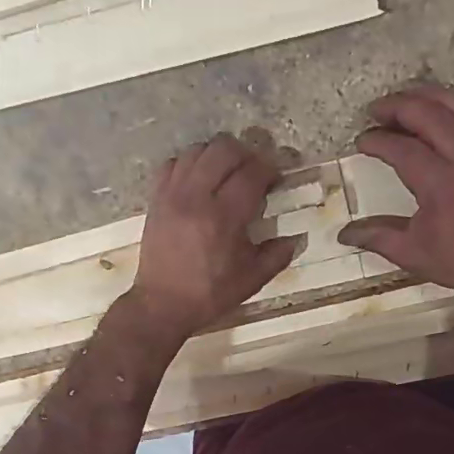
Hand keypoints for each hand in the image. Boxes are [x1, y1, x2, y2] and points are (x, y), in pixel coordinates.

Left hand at [130, 132, 298, 339]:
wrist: (163, 303)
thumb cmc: (212, 293)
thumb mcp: (254, 278)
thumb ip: (279, 254)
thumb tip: (296, 237)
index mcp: (225, 218)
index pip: (251, 173)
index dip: (269, 169)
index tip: (277, 178)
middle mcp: (197, 198)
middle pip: (223, 150)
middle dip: (246, 155)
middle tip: (254, 172)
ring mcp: (172, 194)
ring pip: (197, 150)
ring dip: (218, 156)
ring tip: (228, 173)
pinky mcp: (157, 198)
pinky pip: (174, 163)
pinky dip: (191, 163)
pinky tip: (201, 179)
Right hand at [337, 84, 453, 300]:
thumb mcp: (412, 253)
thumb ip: (377, 237)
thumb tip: (343, 233)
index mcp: (441, 183)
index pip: (402, 148)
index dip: (377, 140)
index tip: (361, 142)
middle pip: (429, 114)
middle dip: (397, 106)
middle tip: (374, 111)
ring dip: (428, 95)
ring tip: (405, 98)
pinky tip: (438, 110)